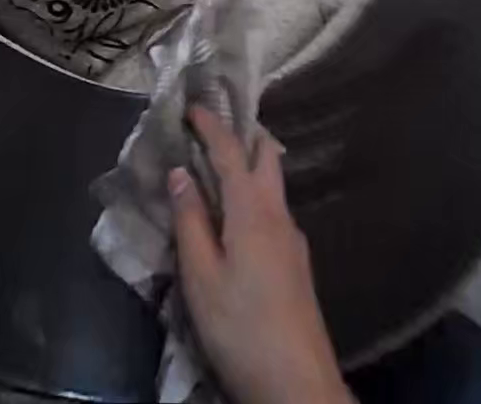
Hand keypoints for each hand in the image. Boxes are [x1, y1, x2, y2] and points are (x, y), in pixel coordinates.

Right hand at [172, 107, 355, 403]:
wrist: (300, 391)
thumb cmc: (241, 327)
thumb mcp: (200, 275)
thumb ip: (189, 219)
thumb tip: (180, 172)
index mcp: (252, 210)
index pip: (231, 151)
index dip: (211, 124)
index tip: (192, 105)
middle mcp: (279, 214)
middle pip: (268, 156)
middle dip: (243, 133)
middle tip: (212, 125)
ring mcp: (293, 239)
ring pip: (272, 183)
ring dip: (247, 163)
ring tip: (213, 166)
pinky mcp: (297, 262)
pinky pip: (273, 208)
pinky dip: (251, 192)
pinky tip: (232, 213)